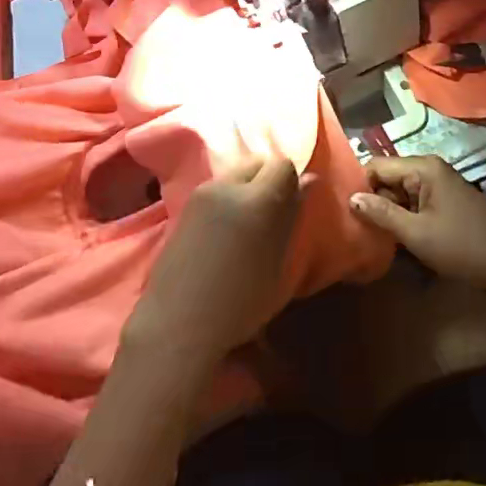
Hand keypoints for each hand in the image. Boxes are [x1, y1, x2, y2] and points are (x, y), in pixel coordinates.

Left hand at [125, 156, 305, 361]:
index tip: (292, 204)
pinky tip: (224, 231)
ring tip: (246, 223)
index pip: (283, 164)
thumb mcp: (277, 265)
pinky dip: (227, 199)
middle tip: (272, 212)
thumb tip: (309, 182)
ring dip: (246, 187)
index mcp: (259, 200)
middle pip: (257, 162)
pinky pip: (216, 189)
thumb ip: (292, 217)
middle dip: (268, 178)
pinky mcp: (185, 205)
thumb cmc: (239, 305)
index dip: (291, 180)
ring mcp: (203, 193)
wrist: (177, 322)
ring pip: (234, 174)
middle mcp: (230, 186)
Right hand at [347, 156, 485, 296]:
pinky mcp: (444, 201)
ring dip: (387, 210)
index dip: (359, 184)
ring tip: (369, 233)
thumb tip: (351, 198)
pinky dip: (402, 216)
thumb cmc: (462, 247)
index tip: (343, 208)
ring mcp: (439, 184)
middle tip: (354, 225)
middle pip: (388, 176)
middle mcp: (430, 168)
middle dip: (372, 199)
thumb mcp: (416, 233)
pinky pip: (413, 201)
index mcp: (423, 167)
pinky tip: (393, 236)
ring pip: (399, 191)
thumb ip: (382, 213)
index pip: (377, 165)